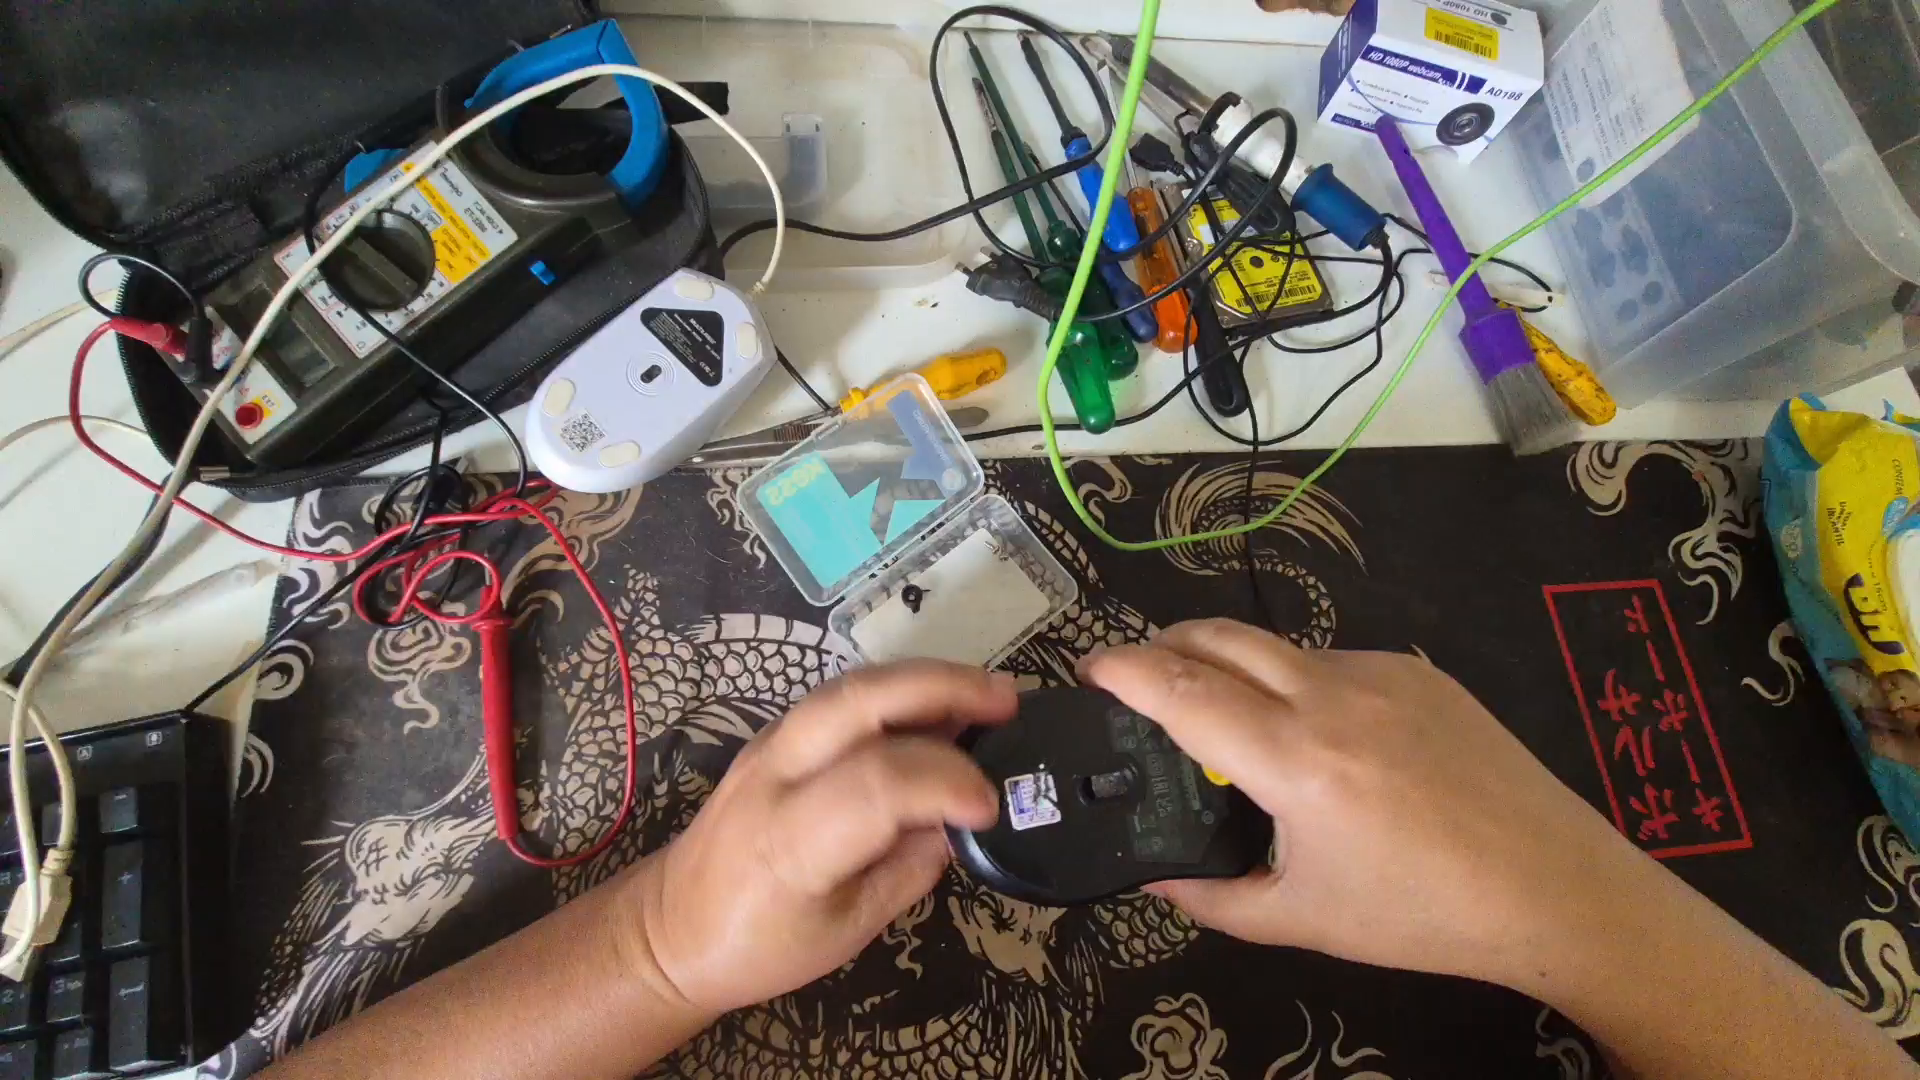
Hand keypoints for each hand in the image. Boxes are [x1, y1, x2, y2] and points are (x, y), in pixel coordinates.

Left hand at [618, 660, 1015, 1016]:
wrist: (672, 924)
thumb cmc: (760, 943)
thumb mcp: (846, 930)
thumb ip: (909, 868)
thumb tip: (961, 820)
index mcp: (790, 838)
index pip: (876, 784)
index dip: (945, 782)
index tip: (991, 804)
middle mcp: (777, 772)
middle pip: (860, 701)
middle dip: (941, 687)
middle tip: (1006, 697)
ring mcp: (771, 741)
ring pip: (853, 685)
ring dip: (926, 679)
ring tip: (986, 692)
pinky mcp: (776, 731)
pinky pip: (844, 697)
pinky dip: (899, 691)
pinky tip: (938, 702)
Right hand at [1081, 619, 1650, 988]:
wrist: (1566, 893)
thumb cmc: (1424, 916)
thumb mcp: (1303, 920)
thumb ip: (1210, 897)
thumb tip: (1151, 878)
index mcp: (1296, 761)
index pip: (1182, 689)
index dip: (1123, 668)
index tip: (1088, 667)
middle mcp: (1329, 696)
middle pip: (1214, 635)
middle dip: (1159, 644)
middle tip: (1138, 679)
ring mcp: (1376, 671)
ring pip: (1267, 644)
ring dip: (1224, 664)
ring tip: (1227, 716)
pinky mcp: (1412, 667)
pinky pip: (1322, 659)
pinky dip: (1288, 680)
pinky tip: (1314, 731)